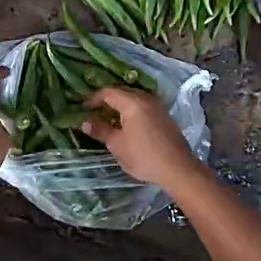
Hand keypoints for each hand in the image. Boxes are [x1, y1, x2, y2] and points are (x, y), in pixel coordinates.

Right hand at [80, 87, 204, 188]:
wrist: (177, 168)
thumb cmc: (143, 156)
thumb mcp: (117, 144)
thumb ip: (100, 130)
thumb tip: (84, 121)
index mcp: (133, 102)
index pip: (108, 92)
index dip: (93, 99)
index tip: (82, 109)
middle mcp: (147, 99)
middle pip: (122, 93)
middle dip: (106, 102)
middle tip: (94, 113)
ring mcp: (158, 107)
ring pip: (134, 100)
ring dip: (120, 107)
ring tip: (109, 120)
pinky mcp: (165, 116)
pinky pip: (144, 107)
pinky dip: (132, 112)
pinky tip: (127, 126)